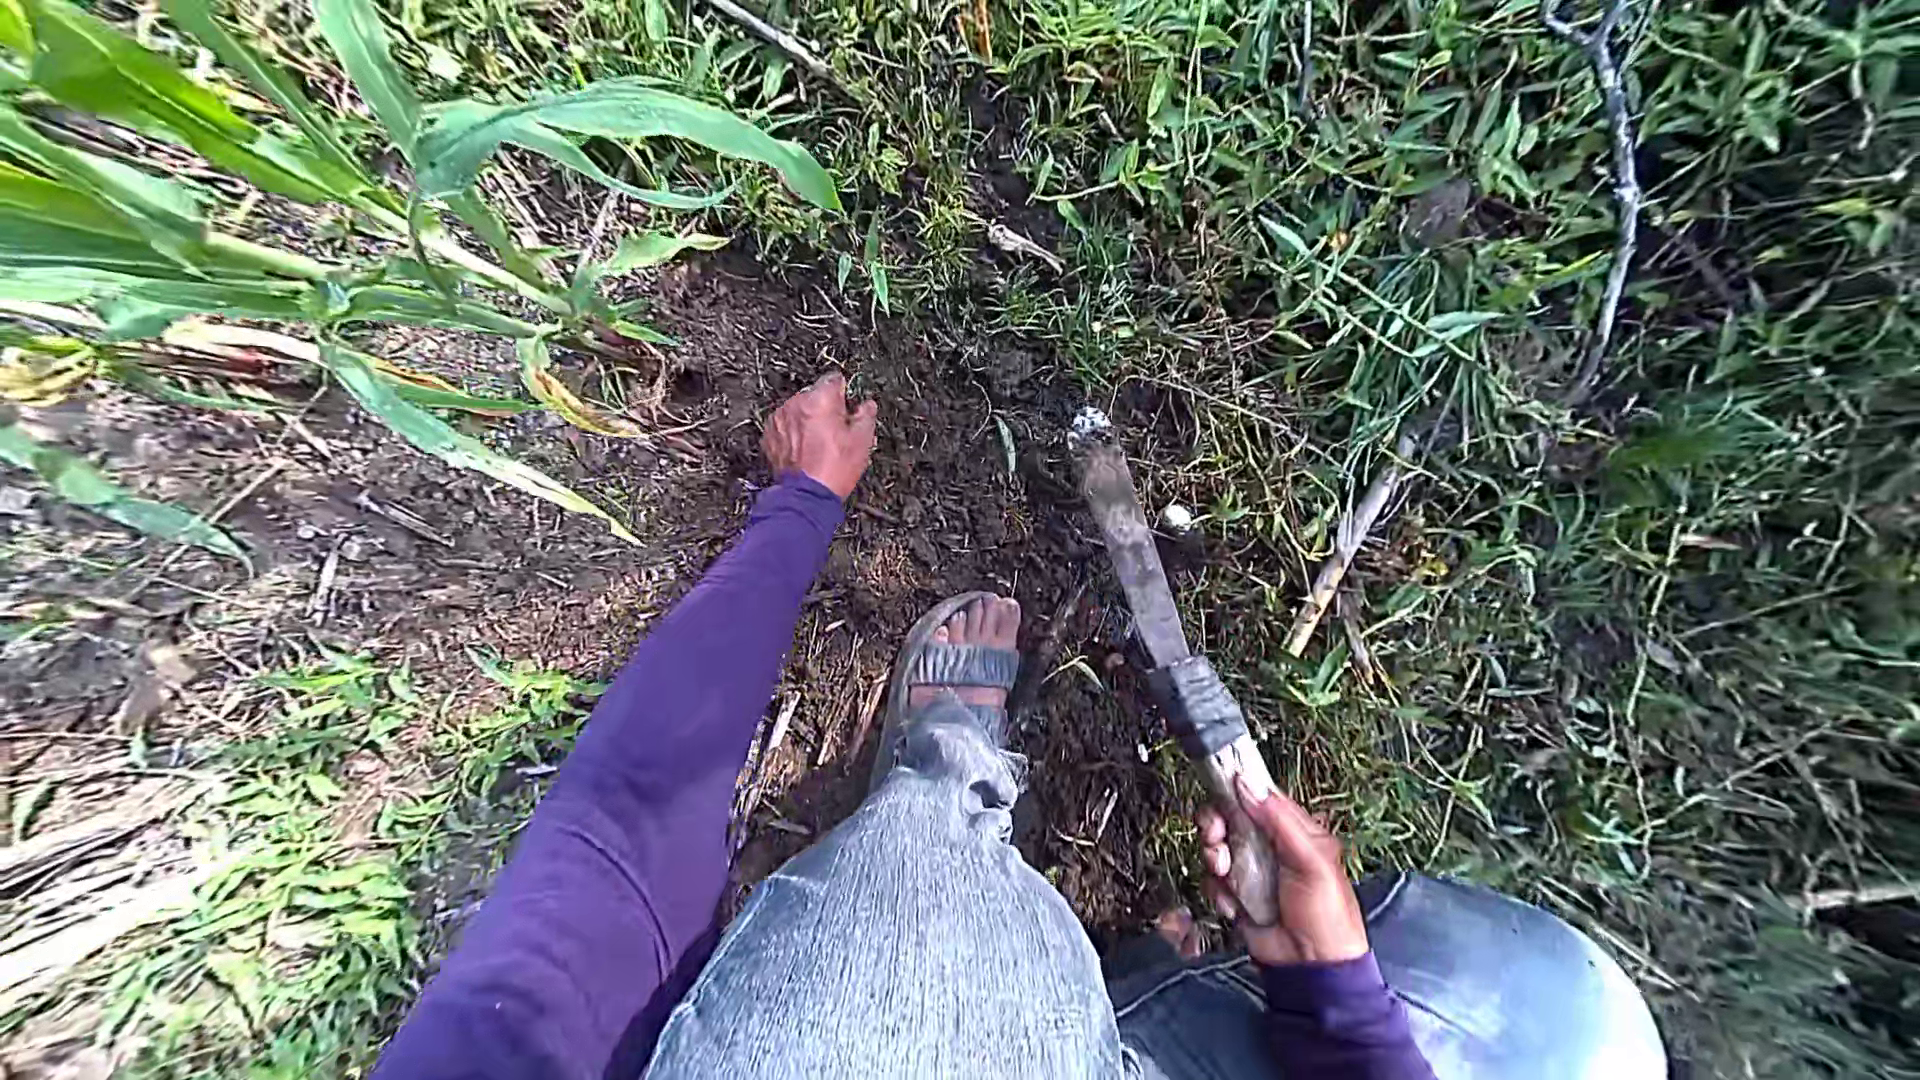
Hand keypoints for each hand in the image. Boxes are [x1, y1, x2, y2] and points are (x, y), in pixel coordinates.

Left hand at [761, 372, 876, 498]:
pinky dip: (794, 433)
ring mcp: (780, 419)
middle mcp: (796, 404)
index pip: (834, 380)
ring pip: (799, 410)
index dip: (845, 393)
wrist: (806, 495)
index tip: (849, 406)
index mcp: (820, 400)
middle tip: (836, 432)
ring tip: (820, 444)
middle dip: (825, 408)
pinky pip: (786, 426)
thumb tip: (867, 406)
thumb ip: (866, 416)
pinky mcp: (770, 435)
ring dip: (808, 420)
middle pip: (815, 395)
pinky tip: (805, 450)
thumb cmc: (834, 470)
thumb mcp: (862, 442)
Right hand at [1196, 776, 1370, 965]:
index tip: (1220, 793)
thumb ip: (1279, 820)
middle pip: (1227, 817)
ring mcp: (1249, 868)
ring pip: (1215, 845)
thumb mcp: (1311, 862)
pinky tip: (1233, 903)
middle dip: (1215, 826)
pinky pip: (1211, 877)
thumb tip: (1245, 782)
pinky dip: (1216, 888)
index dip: (1236, 793)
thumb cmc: (1325, 916)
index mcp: (1293, 830)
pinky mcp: (1234, 891)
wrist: (1312, 971)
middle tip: (1215, 838)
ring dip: (1214, 857)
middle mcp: (1268, 844)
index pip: (1257, 797)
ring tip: (1225, 874)